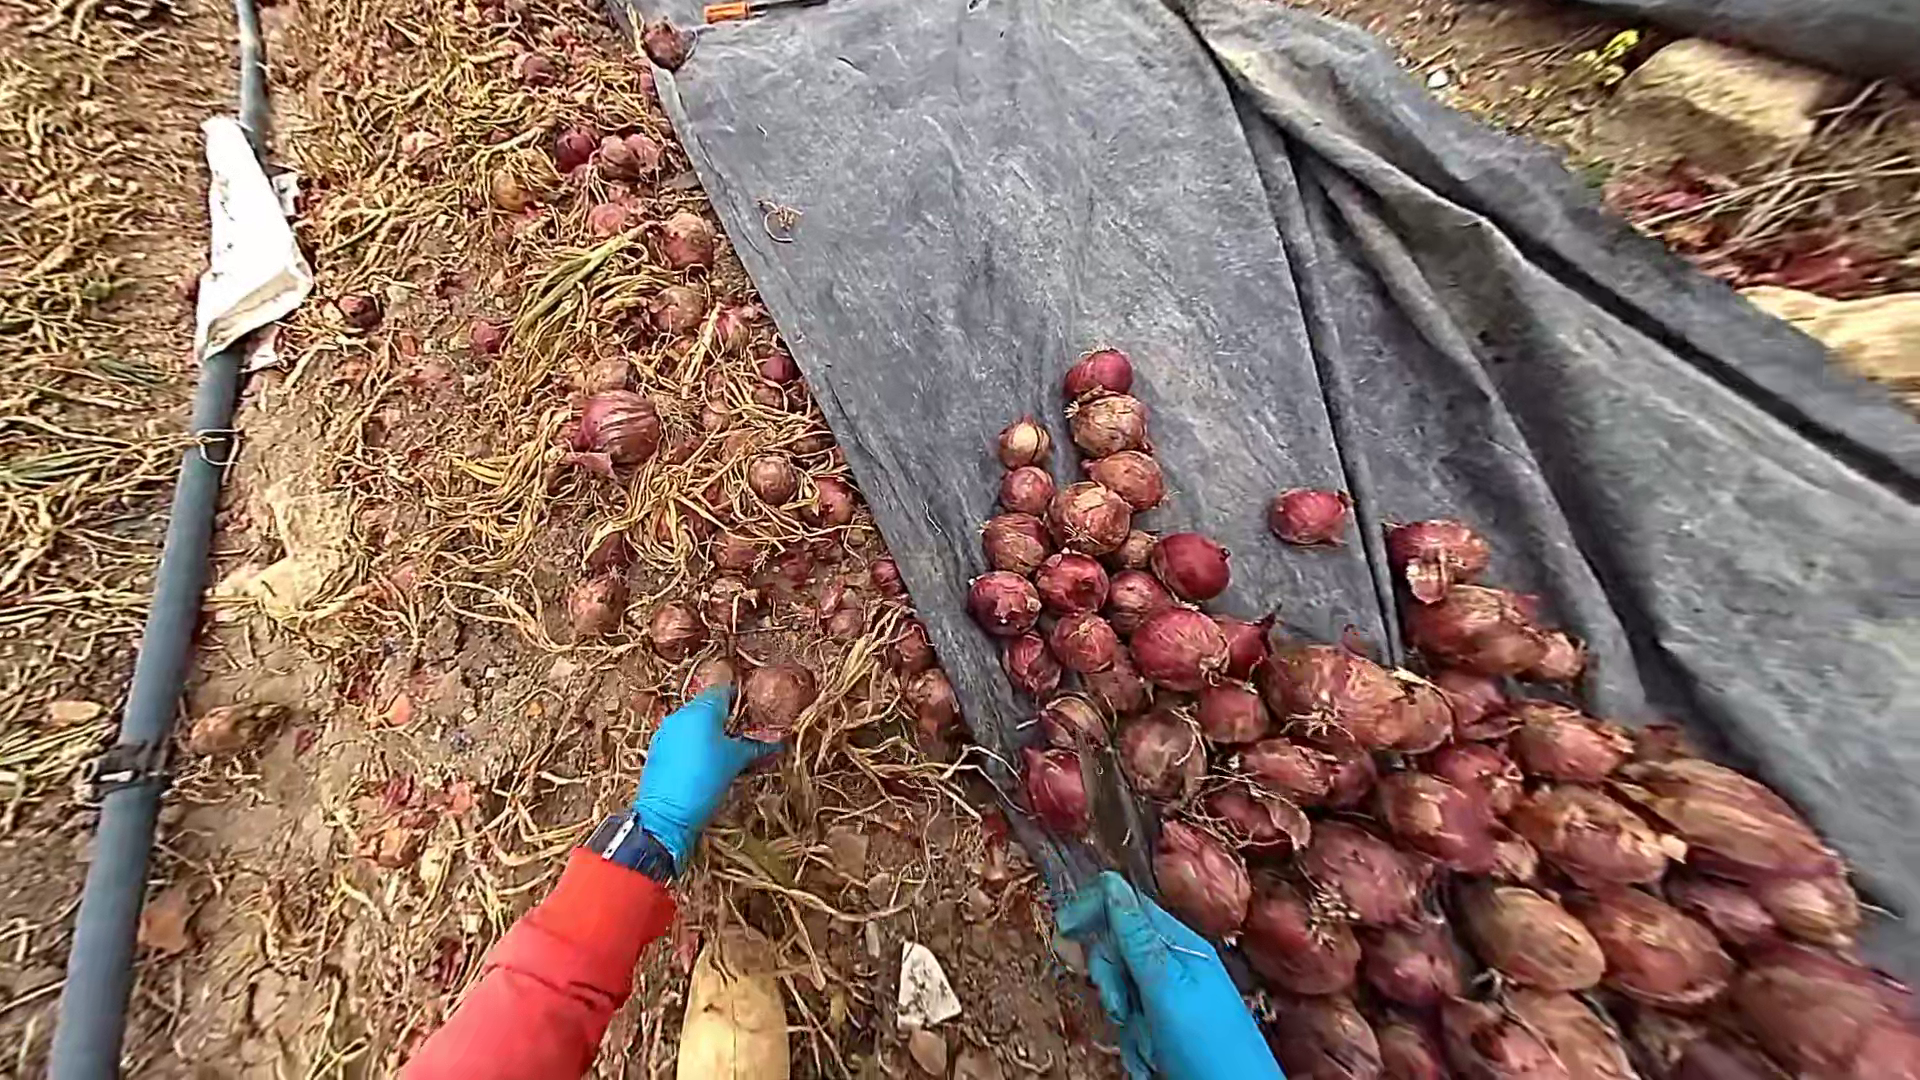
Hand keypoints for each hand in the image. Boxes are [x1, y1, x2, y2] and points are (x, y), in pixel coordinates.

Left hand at [630, 686, 780, 869]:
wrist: (664, 820)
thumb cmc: (705, 782)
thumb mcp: (737, 761)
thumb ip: (758, 745)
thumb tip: (779, 741)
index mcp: (701, 710)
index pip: (726, 690)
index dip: (744, 698)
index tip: (757, 710)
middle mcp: (681, 715)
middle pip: (711, 705)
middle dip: (730, 717)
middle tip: (749, 731)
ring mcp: (666, 732)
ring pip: (696, 722)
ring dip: (713, 731)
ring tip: (730, 749)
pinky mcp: (658, 750)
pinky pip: (683, 737)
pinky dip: (697, 743)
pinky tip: (709, 761)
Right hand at [1057, 872, 1281, 1079]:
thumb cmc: (1209, 1049)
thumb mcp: (1166, 988)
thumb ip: (1136, 935)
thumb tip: (1110, 880)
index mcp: (1178, 941)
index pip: (1126, 901)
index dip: (1093, 908)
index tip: (1065, 929)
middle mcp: (1174, 961)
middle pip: (1118, 943)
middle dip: (1109, 974)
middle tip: (1118, 1006)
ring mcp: (1172, 996)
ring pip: (1122, 986)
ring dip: (1123, 1017)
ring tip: (1145, 1048)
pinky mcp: (1169, 1029)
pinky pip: (1133, 1021)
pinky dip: (1134, 1041)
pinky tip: (1149, 1062)